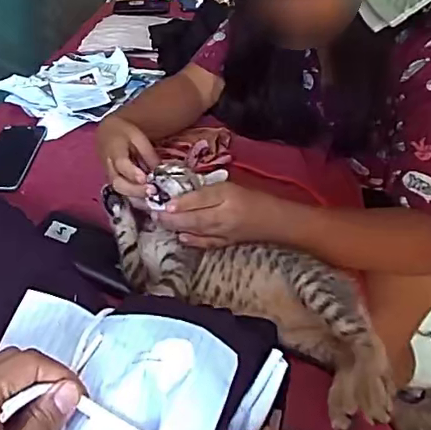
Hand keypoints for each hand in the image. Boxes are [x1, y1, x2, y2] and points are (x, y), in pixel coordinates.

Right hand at [96, 115, 158, 199]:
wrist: (107, 133)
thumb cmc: (124, 133)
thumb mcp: (138, 137)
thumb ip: (148, 154)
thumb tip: (160, 171)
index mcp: (114, 150)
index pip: (121, 164)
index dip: (132, 172)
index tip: (145, 178)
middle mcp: (109, 166)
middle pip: (118, 182)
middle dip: (135, 190)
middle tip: (152, 190)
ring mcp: (109, 175)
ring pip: (119, 189)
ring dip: (136, 194)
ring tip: (152, 193)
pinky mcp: (112, 180)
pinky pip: (122, 190)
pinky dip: (133, 194)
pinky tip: (146, 194)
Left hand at [160, 180, 290, 247]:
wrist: (275, 220)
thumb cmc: (253, 198)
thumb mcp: (230, 186)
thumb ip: (207, 190)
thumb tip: (182, 196)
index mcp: (226, 197)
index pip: (199, 201)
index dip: (180, 203)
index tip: (163, 202)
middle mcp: (223, 217)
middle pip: (193, 219)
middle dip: (171, 218)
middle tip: (154, 213)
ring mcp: (224, 233)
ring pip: (196, 231)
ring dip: (177, 227)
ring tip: (161, 222)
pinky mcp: (225, 243)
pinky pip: (206, 243)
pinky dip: (192, 240)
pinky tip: (181, 237)